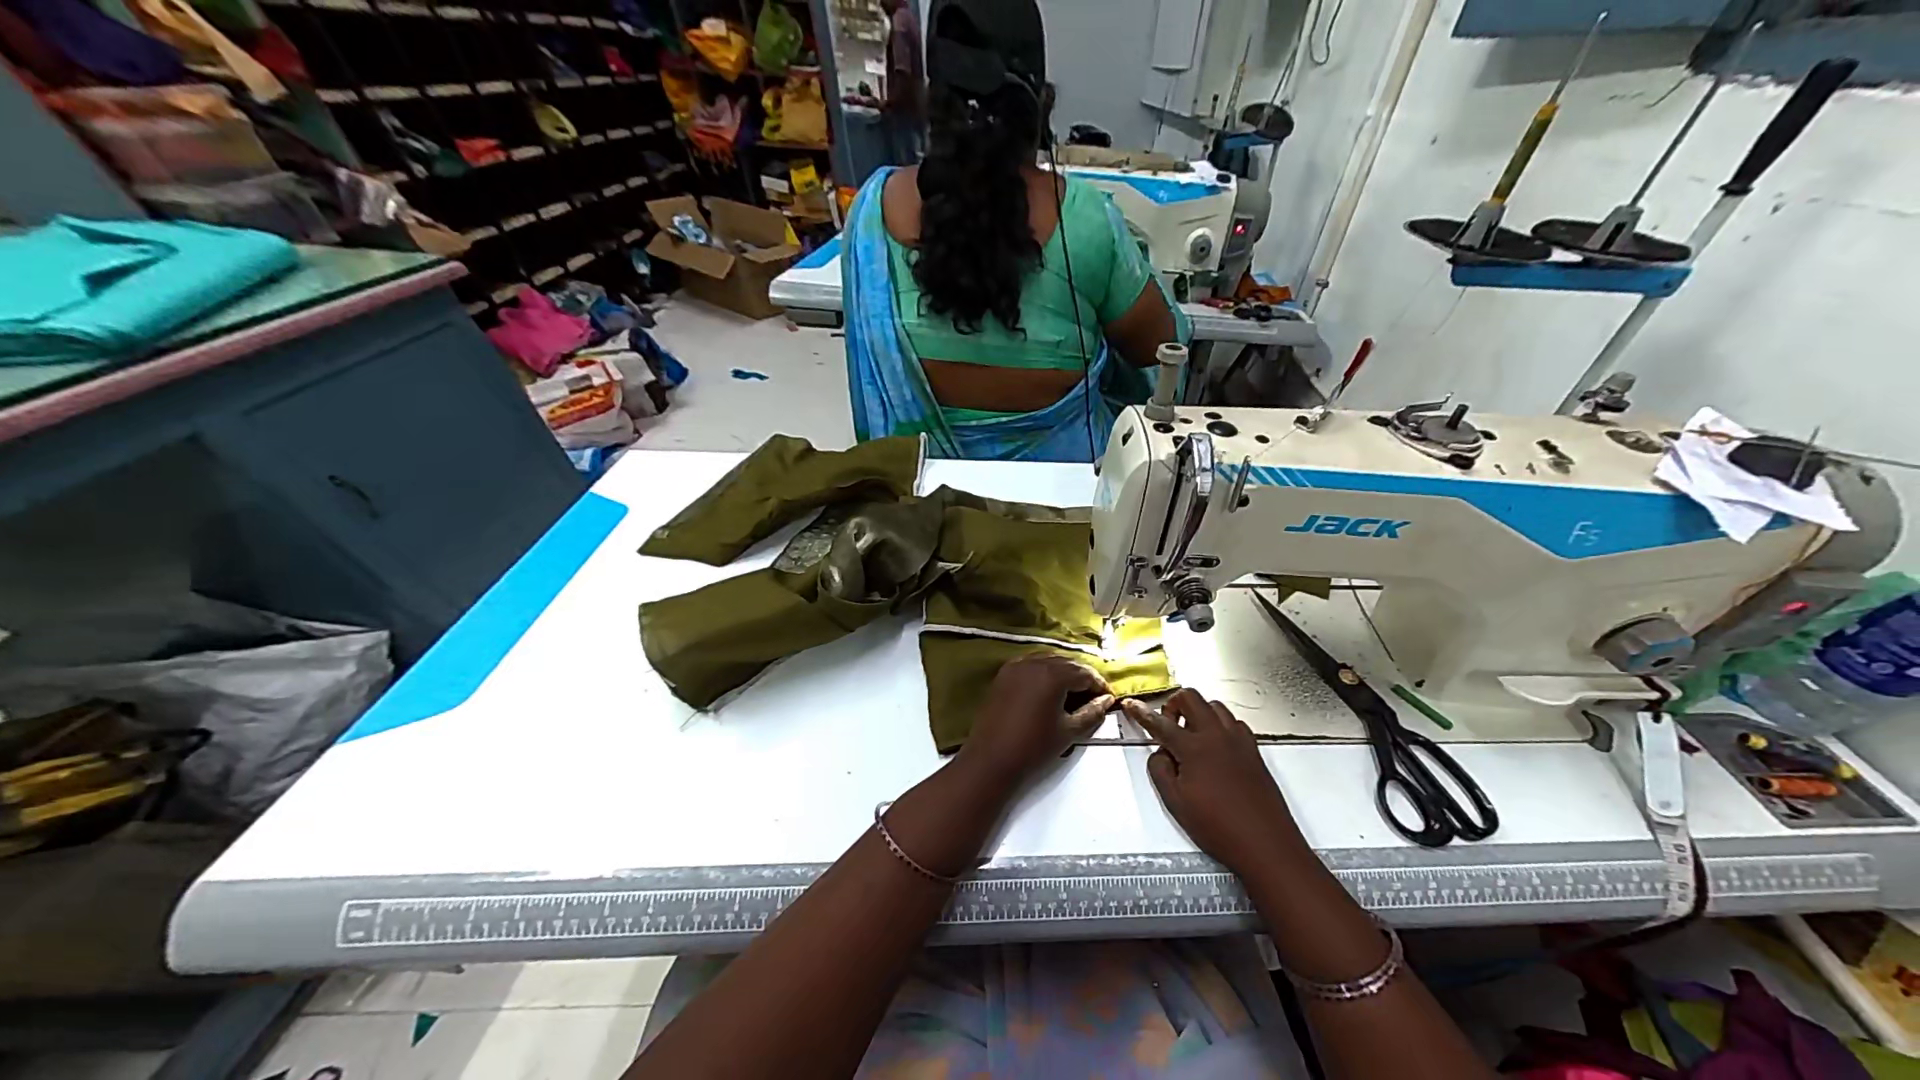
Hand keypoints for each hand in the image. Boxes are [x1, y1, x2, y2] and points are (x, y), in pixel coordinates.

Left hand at [959, 655, 1113, 788]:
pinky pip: (1031, 665)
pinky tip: (1051, 691)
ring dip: (1064, 673)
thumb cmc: (1033, 747)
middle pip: (1067, 663)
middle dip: (1083, 677)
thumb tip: (1106, 701)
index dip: (1100, 685)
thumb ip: (1092, 712)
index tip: (1109, 698)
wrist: (991, 759)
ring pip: (1048, 661)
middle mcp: (1033, 663)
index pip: (1084, 672)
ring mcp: (1015, 666)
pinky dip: (1044, 673)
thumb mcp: (1069, 731)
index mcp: (1052, 674)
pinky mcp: (1004, 674)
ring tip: (1075, 694)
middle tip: (1094, 697)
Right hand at [1125, 691, 1305, 875]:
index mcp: (1194, 747)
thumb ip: (1159, 770)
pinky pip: (1233, 723)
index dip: (1141, 713)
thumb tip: (1160, 754)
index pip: (1160, 722)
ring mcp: (1239, 741)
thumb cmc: (1219, 827)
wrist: (1265, 845)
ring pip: (1215, 706)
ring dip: (1198, 713)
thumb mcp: (1175, 802)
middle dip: (1174, 705)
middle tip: (1168, 724)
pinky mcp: (1254, 750)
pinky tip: (1215, 746)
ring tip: (1191, 735)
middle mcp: (1217, 736)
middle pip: (1191, 698)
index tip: (1132, 706)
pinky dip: (1220, 725)